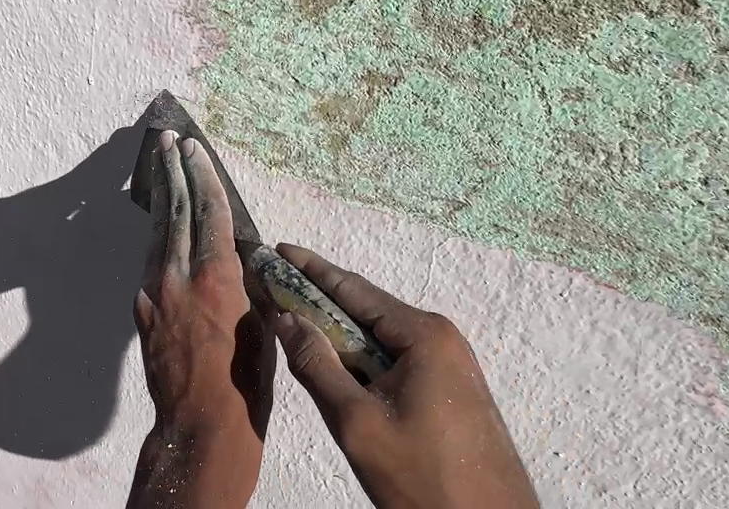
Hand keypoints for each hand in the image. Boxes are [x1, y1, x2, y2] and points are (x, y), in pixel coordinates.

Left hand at [129, 131, 274, 507]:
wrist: (201, 425)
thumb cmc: (247, 380)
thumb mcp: (260, 322)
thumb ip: (244, 280)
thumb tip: (236, 254)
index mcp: (216, 275)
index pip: (208, 210)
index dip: (202, 175)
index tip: (194, 149)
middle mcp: (180, 274)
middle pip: (177, 209)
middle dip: (174, 170)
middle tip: (169, 140)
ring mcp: (155, 289)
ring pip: (158, 230)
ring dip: (162, 195)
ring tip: (162, 165)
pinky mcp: (141, 306)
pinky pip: (152, 258)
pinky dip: (158, 233)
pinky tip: (162, 221)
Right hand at [274, 244, 537, 508]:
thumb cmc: (424, 479)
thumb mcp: (357, 424)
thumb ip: (316, 365)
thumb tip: (285, 317)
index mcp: (423, 334)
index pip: (352, 288)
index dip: (310, 268)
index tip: (277, 250)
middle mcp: (440, 337)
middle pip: (366, 309)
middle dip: (320, 301)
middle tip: (277, 292)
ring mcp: (450, 364)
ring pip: (379, 337)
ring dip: (339, 334)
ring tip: (298, 327)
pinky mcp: (451, 390)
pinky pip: (395, 358)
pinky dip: (361, 357)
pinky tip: (338, 366)